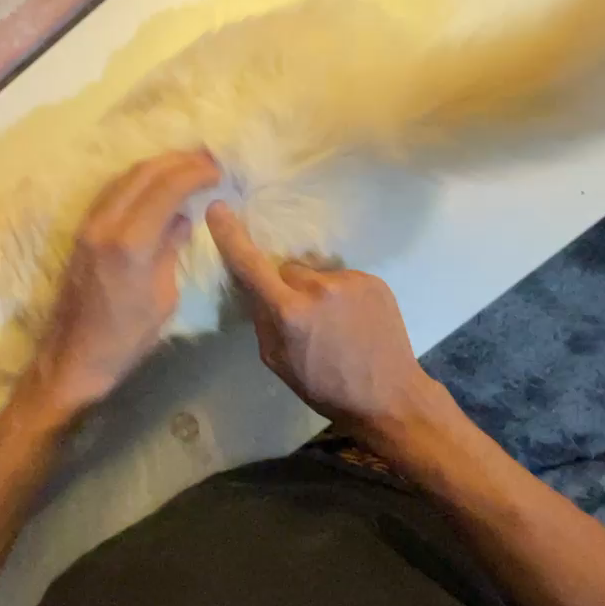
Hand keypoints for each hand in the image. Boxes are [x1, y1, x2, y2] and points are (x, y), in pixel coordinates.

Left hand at [25, 151, 219, 414]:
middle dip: (177, 161)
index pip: (166, 188)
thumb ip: (170, 250)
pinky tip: (153, 185)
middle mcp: (105, 225)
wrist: (72, 359)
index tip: (218, 171)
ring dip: (155, 167)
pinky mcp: (79, 234)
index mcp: (130, 244)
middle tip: (206, 160)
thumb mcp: (162, 299)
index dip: (195, 173)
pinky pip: (110, 193)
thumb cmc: (125, 340)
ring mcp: (87, 227)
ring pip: (123, 179)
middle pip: (143, 174)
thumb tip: (181, 219)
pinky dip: (135, 181)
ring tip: (184, 165)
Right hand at [206, 201, 446, 436]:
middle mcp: (317, 288)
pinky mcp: (372, 280)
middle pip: (285, 269)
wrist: (387, 395)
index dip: (231, 237)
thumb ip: (263, 321)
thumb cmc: (323, 386)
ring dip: (313, 291)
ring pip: (314, 274)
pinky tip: (350, 321)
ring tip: (331, 323)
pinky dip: (338, 295)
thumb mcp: (276, 360)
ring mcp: (349, 280)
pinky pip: (340, 278)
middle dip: (284, 286)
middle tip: (297, 317)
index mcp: (289, 312)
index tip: (217, 210)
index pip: (251, 266)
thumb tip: (256, 291)